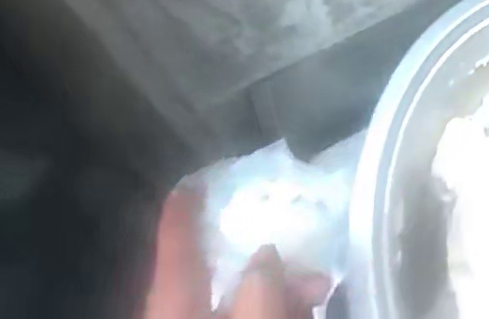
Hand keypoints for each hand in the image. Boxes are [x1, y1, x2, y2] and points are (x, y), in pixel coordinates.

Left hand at [142, 189, 330, 318]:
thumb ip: (260, 292)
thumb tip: (265, 255)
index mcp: (171, 312)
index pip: (175, 253)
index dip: (182, 214)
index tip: (191, 183)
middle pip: (215, 289)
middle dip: (269, 275)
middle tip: (316, 275)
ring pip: (236, 316)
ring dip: (279, 304)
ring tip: (318, 297)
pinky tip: (304, 316)